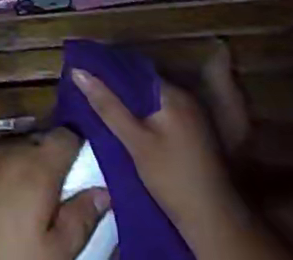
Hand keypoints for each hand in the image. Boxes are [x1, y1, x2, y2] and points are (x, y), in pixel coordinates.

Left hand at [0, 128, 109, 259]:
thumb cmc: (3, 257)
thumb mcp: (54, 253)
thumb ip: (80, 219)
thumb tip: (104, 192)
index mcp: (38, 165)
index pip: (68, 135)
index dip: (82, 147)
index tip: (91, 168)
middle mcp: (12, 149)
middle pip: (42, 145)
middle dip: (54, 165)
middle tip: (63, 196)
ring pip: (17, 154)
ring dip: (28, 171)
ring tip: (32, 205)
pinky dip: (5, 178)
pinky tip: (3, 205)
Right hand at [72, 69, 286, 259]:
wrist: (214, 222)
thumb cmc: (172, 179)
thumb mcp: (135, 142)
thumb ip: (107, 106)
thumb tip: (78, 71)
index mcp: (174, 93)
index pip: (136, 69)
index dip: (110, 70)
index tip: (86, 72)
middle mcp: (188, 98)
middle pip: (146, 85)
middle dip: (120, 88)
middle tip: (90, 91)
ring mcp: (195, 117)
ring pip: (155, 101)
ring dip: (133, 103)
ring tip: (105, 106)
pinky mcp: (197, 136)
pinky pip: (165, 115)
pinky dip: (147, 117)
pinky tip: (130, 127)